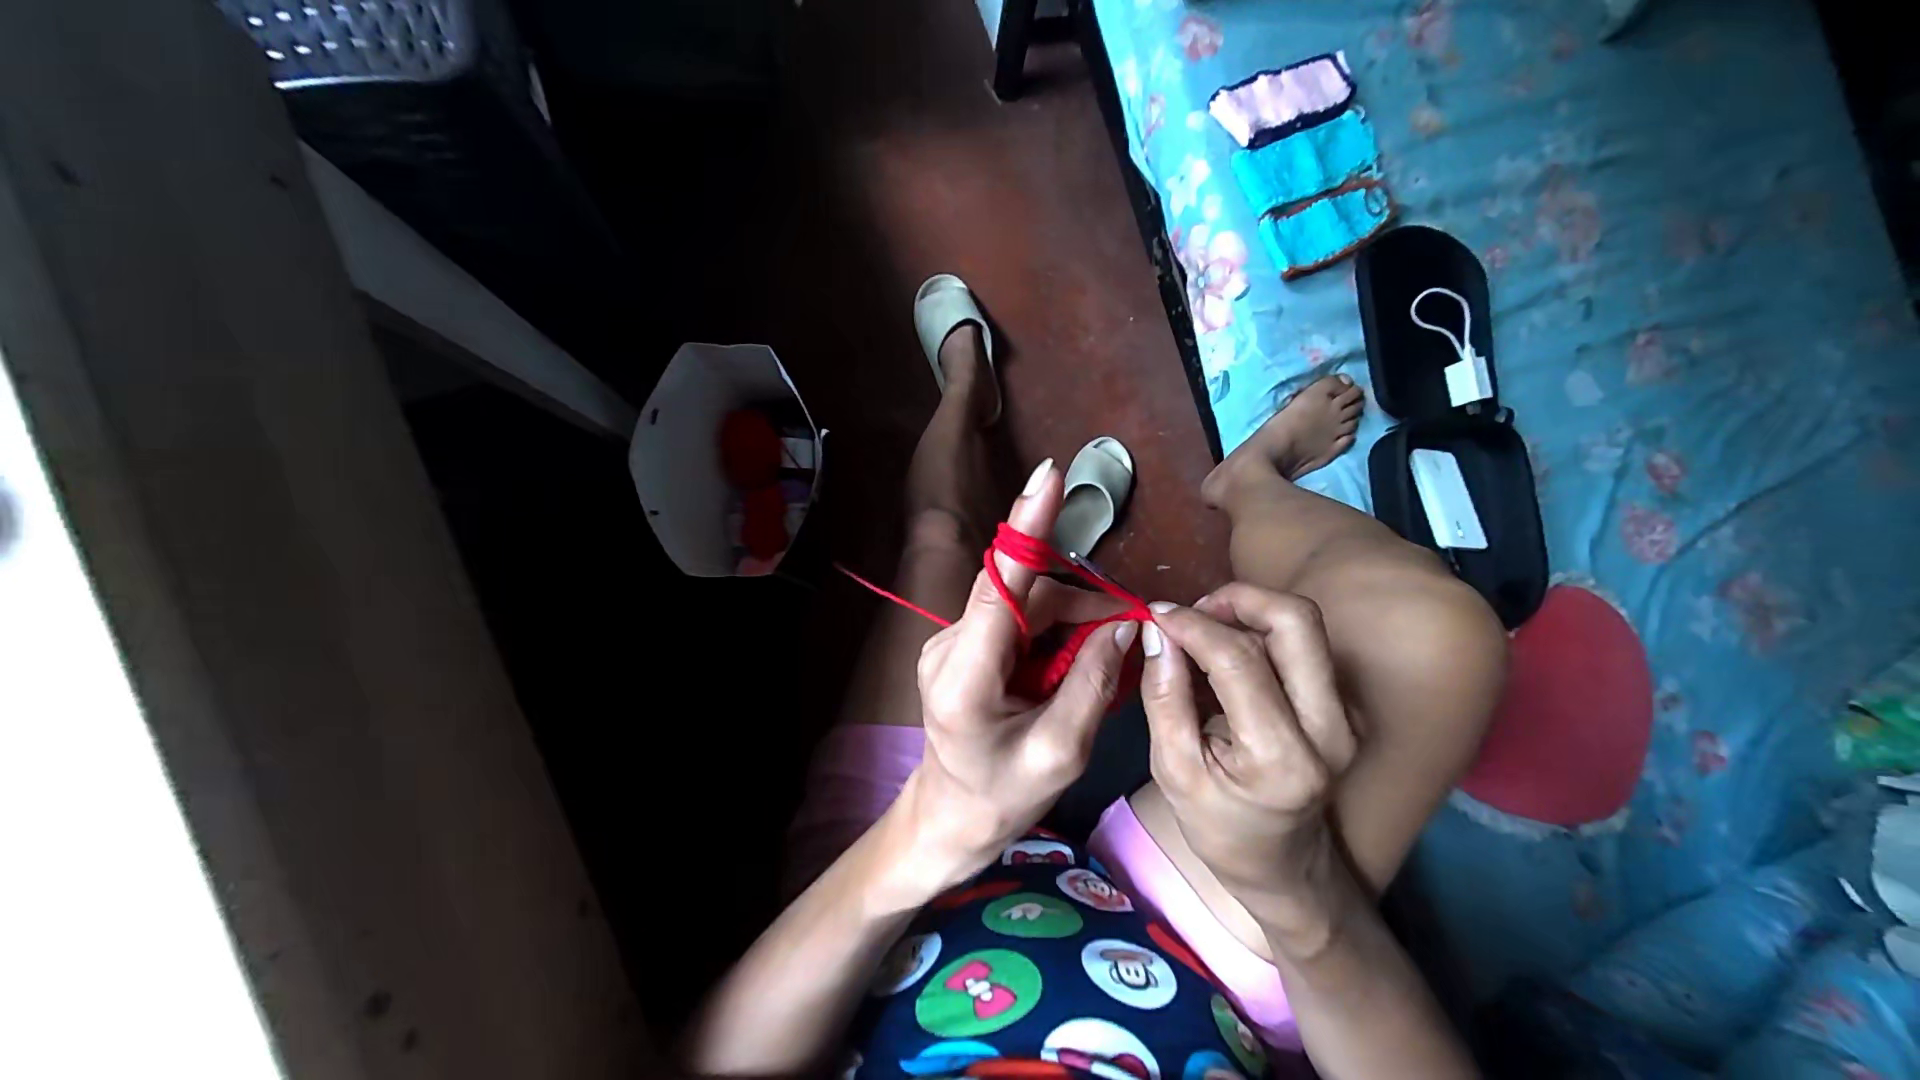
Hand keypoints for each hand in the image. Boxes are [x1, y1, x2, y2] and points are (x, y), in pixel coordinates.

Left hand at [901, 460, 1138, 888]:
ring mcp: (952, 643)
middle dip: (1080, 605)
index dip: (1026, 527)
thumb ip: (1093, 683)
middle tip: (1130, 628)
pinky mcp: (963, 646)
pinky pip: (1017, 621)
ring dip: (1071, 622)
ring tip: (1105, 656)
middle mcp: (950, 645)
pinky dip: (1053, 632)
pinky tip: (1076, 660)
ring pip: (1025, 605)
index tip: (1047, 476)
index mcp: (964, 676)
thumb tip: (1124, 625)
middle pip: (1024, 595)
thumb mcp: (1060, 752)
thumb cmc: (1000, 798)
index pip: (999, 585)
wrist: (948, 818)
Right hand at [1139, 584, 1358, 945]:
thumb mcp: (1173, 771)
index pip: (1239, 659)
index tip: (1154, 614)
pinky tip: (1224, 654)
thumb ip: (1164, 697)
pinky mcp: (1343, 705)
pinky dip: (1258, 631)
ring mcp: (1345, 715)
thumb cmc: (1219, 827)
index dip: (1192, 625)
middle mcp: (1329, 727)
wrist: (1283, 865)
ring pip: (1303, 625)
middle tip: (1191, 613)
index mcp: (1282, 756)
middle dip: (1236, 599)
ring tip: (1204, 630)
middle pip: (1296, 621)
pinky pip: (1302, 644)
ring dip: (1248, 611)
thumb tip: (1156, 631)